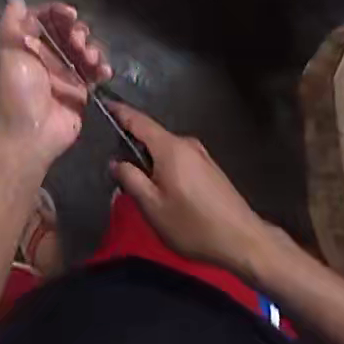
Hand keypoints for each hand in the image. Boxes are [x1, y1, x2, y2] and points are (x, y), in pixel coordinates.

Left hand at [0, 0, 112, 168]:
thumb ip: (11, 24)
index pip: (44, 18)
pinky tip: (102, 72)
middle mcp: (47, 55)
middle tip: (78, 42)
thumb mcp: (7, 53)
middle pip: (68, 30)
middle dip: (78, 30)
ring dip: (92, 48)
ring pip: (85, 47)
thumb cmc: (16, 91)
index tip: (68, 14)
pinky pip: (96, 70)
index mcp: (27, 45)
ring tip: (89, 60)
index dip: (57, 12)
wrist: (30, 134)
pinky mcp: (81, 88)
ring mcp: (65, 72)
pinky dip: (102, 67)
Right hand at [107, 102, 284, 278]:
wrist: (240, 238)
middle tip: (111, 162)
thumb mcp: (152, 206)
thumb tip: (116, 161)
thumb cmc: (191, 224)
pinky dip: (163, 166)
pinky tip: (159, 187)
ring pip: (165, 150)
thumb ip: (131, 179)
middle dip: (131, 144)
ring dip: (148, 159)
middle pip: (152, 136)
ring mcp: (201, 155)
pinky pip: (178, 159)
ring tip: (133, 180)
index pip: (139, 120)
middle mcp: (187, 144)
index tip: (103, 105)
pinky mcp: (209, 168)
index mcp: (170, 147)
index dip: (120, 112)